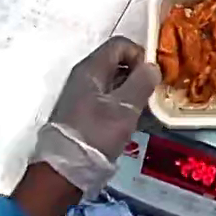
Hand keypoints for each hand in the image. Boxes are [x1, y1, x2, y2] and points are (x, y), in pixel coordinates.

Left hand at [31, 37, 159, 196]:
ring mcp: (80, 93)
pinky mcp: (80, 111)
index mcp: (91, 68)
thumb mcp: (125, 108)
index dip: (139, 54)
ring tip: (141, 111)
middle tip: (150, 95)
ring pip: (112, 81)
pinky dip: (120, 103)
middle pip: (116, 61)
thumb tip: (152, 66)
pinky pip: (106, 97)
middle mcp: (84, 75)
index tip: (151, 77)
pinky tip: (127, 122)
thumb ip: (141, 82)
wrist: (63, 171)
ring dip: (130, 91)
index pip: (120, 44)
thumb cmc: (95, 135)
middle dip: (137, 74)